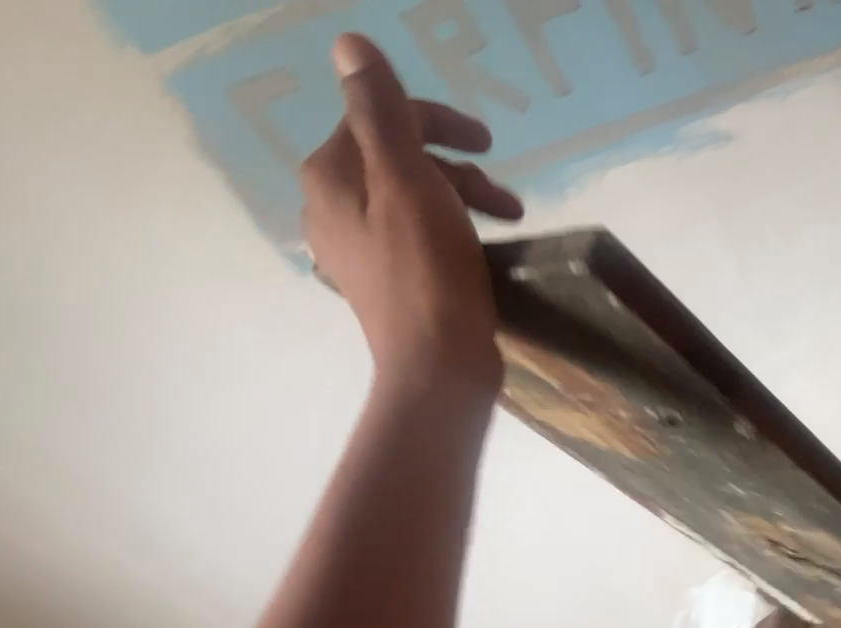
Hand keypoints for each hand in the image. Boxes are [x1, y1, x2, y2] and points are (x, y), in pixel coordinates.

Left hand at [301, 33, 524, 393]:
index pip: (380, 119)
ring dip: (459, 199)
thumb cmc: (430, 276)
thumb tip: (351, 46)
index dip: (439, 123)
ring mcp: (355, 250)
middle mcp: (330, 207)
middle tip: (510, 200)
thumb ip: (383, 114)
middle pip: (396, 159)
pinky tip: (475, 250)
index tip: (492, 146)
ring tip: (505, 224)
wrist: (438, 368)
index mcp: (331, 176)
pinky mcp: (385, 283)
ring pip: (408, 198)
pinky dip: (449, 229)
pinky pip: (415, 234)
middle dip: (456, 168)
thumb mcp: (410, 184)